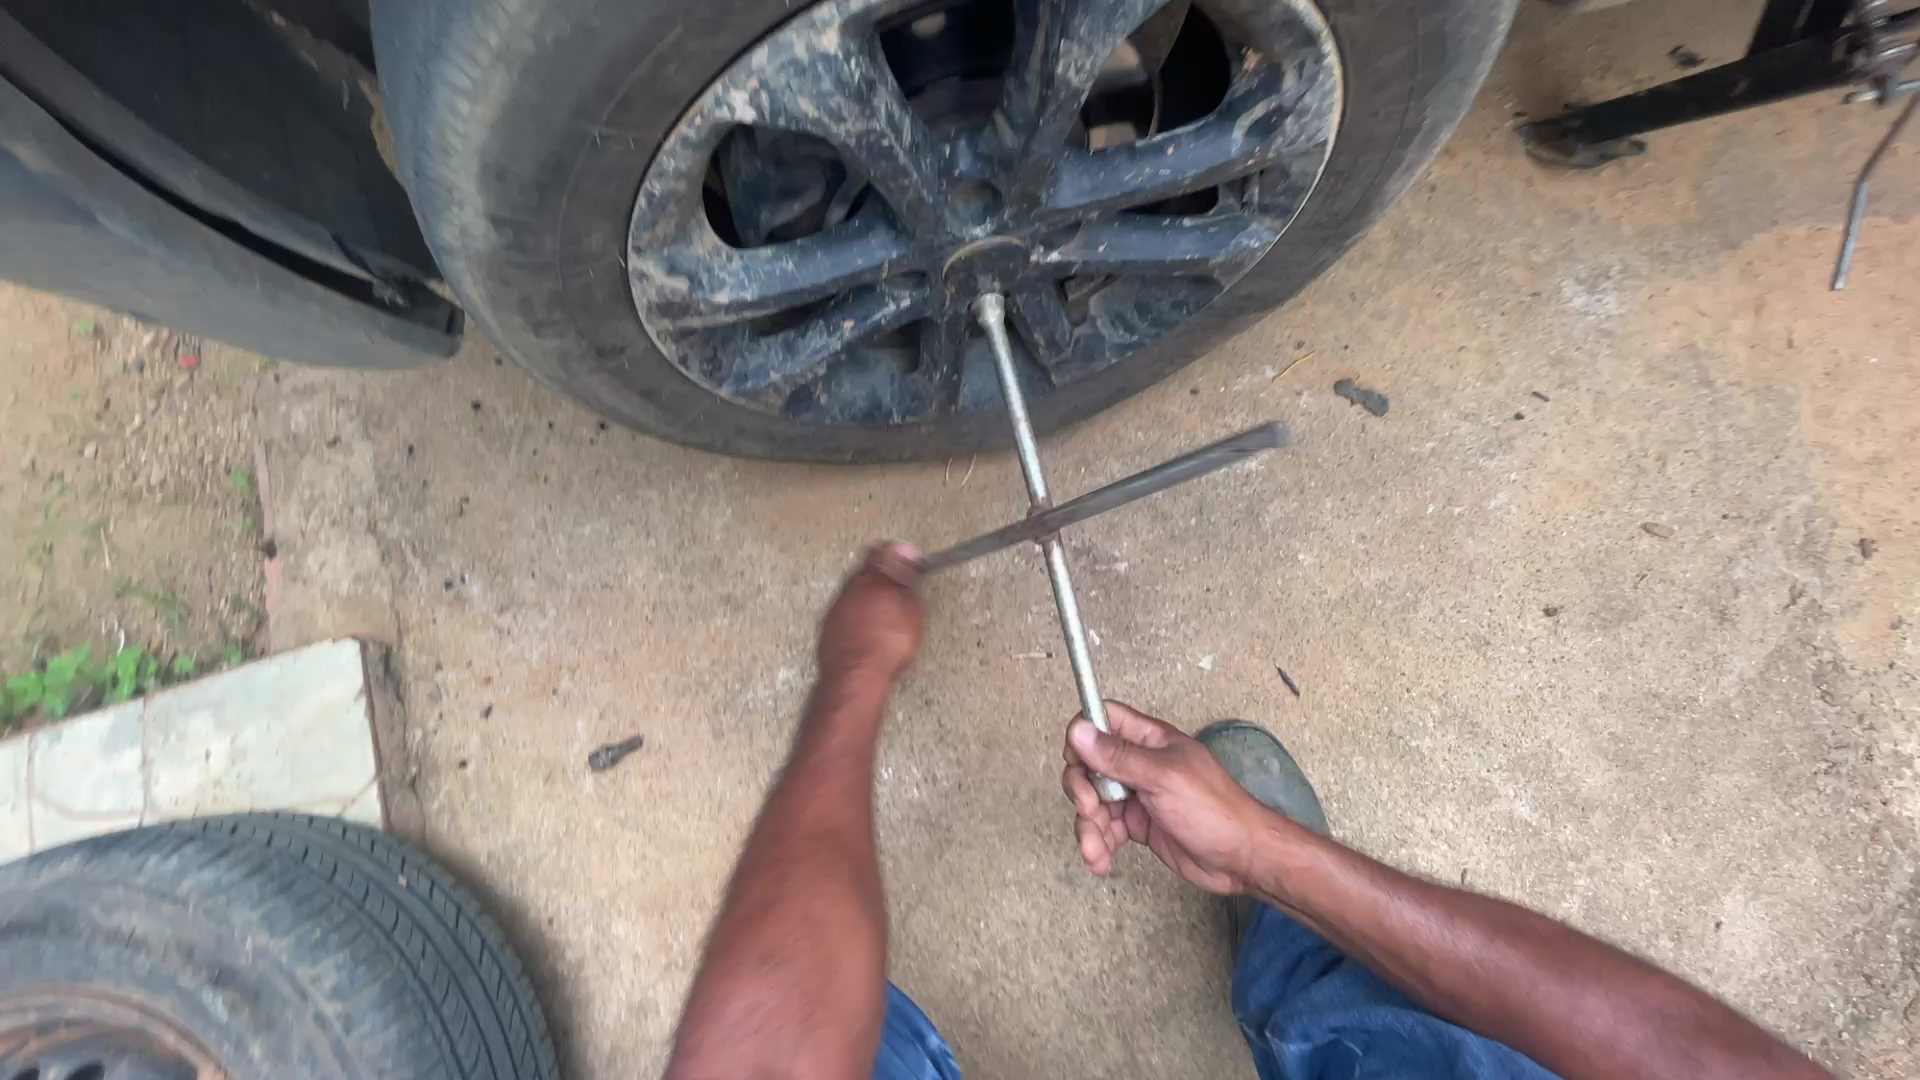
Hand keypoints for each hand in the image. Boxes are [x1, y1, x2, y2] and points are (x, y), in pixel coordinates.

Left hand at [817, 542, 924, 681]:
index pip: (880, 551)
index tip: (906, 562)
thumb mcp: (910, 610)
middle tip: (897, 589)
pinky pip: (845, 613)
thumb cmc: (886, 643)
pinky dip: (857, 617)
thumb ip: (905, 578)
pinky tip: (868, 630)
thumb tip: (905, 552)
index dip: (895, 553)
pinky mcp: (829, 628)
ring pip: (853, 593)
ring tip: (884, 614)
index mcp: (871, 579)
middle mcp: (849, 589)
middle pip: (864, 571)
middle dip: (880, 576)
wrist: (856, 676)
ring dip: (867, 598)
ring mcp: (836, 609)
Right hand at [1061, 702, 1279, 894]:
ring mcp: (1138, 795)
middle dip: (1081, 790)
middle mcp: (1139, 763)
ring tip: (1095, 850)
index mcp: (1148, 740)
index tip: (1077, 761)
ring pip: (1094, 800)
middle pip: (1089, 764)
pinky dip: (1098, 844)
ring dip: (1088, 826)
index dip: (1083, 736)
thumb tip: (1079, 730)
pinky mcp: (1139, 824)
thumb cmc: (1216, 811)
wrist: (1244, 859)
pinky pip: (1105, 829)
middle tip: (1090, 811)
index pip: (1103, 719)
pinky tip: (1100, 861)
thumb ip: (1118, 756)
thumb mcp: (1163, 778)